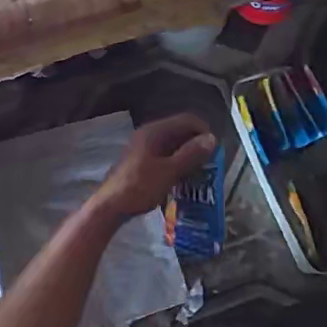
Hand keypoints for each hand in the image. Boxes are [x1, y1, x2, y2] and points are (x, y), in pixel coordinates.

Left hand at [93, 113, 216, 218]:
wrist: (111, 205)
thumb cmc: (140, 186)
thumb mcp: (169, 171)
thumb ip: (190, 154)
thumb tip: (212, 138)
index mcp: (153, 131)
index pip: (186, 120)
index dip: (203, 131)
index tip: (215, 150)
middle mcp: (148, 134)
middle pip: (179, 131)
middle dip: (197, 144)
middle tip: (210, 163)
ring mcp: (143, 148)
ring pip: (173, 145)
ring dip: (188, 155)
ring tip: (201, 172)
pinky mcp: (142, 162)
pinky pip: (165, 156)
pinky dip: (177, 163)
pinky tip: (184, 178)